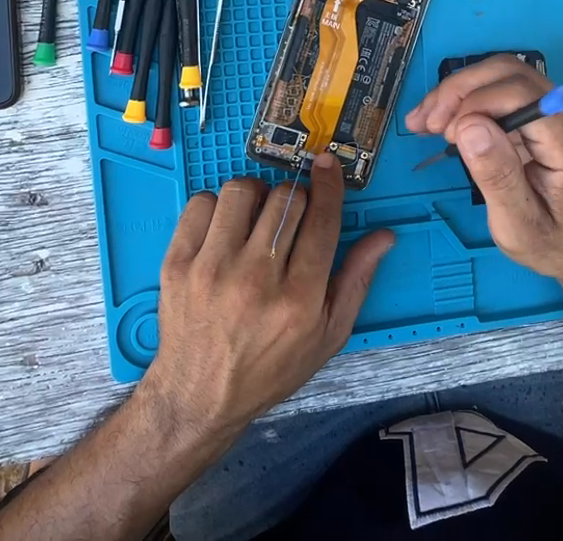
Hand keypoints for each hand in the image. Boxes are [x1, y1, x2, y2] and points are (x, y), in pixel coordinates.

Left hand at [140, 153, 395, 435]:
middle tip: (290, 218)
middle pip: (285, 199)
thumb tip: (384, 236)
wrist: (198, 398)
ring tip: (256, 219)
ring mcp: (212, 268)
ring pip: (243, 191)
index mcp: (299, 298)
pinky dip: (218, 206)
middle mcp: (256, 279)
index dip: (329, 184)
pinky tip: (224, 230)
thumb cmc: (270, 368)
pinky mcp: (178, 263)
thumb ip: (356, 280)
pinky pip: (202, 202)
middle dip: (295, 197)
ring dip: (257, 196)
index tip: (327, 164)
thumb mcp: (327, 336)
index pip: (321, 219)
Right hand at [405, 55, 562, 285]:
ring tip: (425, 121)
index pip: (522, 94)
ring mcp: (558, 109)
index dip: (476, 102)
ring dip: (459, 91)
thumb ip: (497, 176)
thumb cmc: (552, 243)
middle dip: (461, 90)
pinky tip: (441, 120)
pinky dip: (468, 98)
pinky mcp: (544, 111)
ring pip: (503, 74)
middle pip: (510, 73)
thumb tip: (468, 126)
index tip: (446, 134)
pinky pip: (503, 89)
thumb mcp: (519, 224)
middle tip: (426, 123)